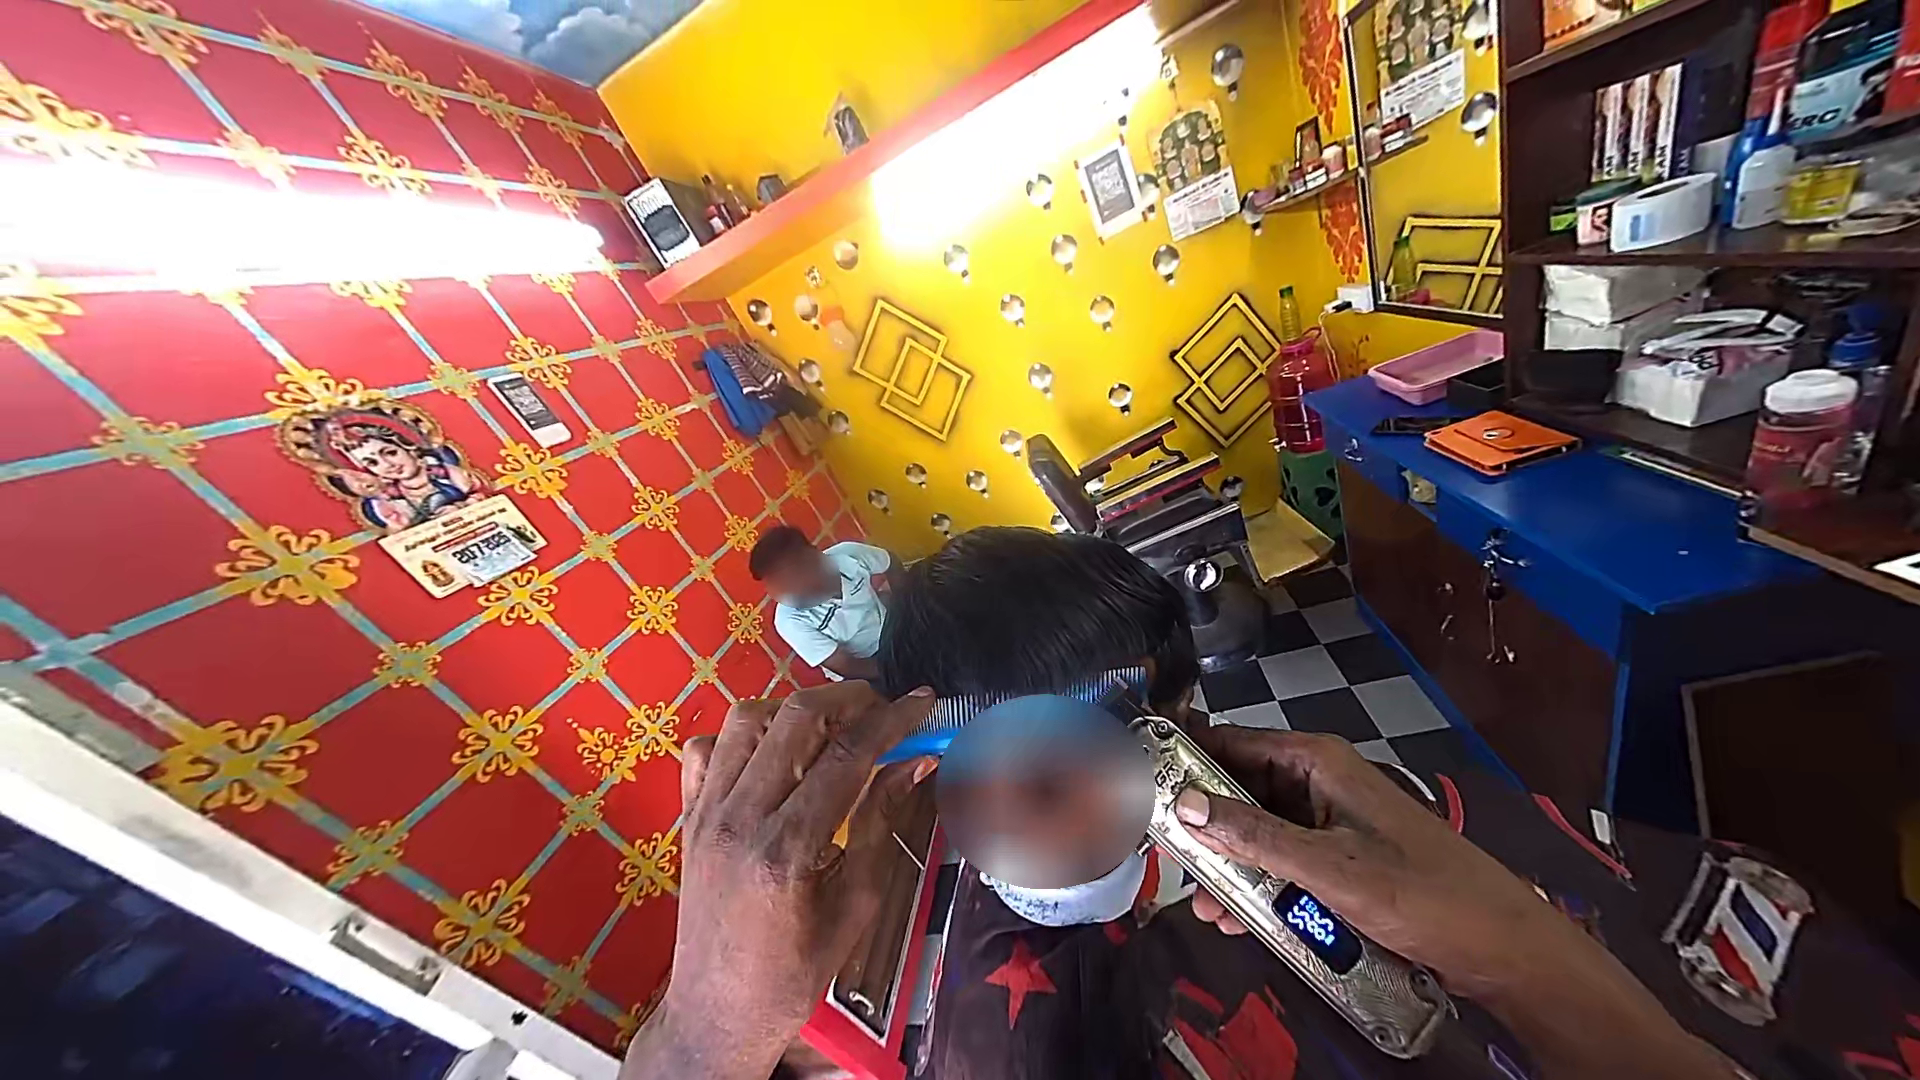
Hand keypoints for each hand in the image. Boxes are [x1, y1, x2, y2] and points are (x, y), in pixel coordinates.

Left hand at [624, 683, 934, 1079]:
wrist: (716, 1014)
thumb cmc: (795, 972)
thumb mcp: (857, 903)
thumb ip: (882, 821)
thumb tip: (917, 761)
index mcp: (787, 848)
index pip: (848, 754)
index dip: (893, 719)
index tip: (921, 702)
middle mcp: (739, 817)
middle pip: (796, 717)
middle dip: (848, 699)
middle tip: (879, 711)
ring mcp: (705, 811)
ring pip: (747, 718)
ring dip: (797, 710)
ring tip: (829, 729)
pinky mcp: (687, 813)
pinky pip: (707, 746)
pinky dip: (743, 735)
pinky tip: (772, 754)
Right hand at [1179, 726, 1561, 994]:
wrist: (1509, 953)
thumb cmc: (1423, 894)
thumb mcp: (1328, 866)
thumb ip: (1253, 835)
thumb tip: (1182, 805)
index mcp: (1315, 759)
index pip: (1230, 741)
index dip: (1186, 755)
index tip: (1145, 777)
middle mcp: (1315, 778)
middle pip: (1238, 786)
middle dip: (1204, 823)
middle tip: (1171, 854)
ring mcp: (1325, 815)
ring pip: (1255, 825)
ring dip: (1229, 861)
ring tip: (1206, 901)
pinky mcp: (1335, 849)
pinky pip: (1279, 854)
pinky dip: (1257, 879)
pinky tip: (1240, 914)